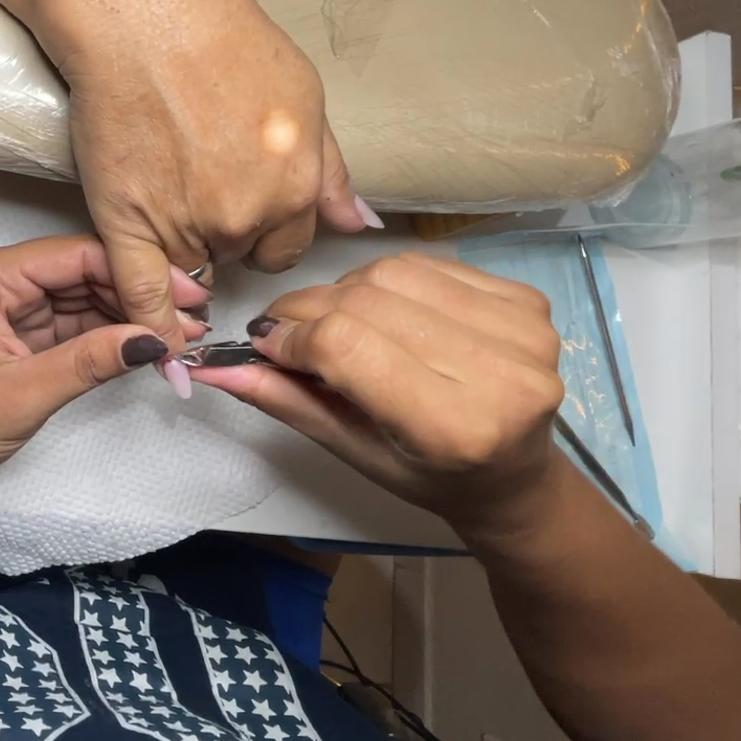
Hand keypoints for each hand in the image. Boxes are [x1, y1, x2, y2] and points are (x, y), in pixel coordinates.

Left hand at [0, 236, 209, 506]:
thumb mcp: (26, 392)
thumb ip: (90, 361)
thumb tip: (155, 340)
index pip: (77, 255)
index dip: (135, 272)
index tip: (184, 295)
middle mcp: (6, 279)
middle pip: (86, 272)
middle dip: (138, 296)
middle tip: (194, 319)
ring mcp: (18, 305)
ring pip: (87, 297)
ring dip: (131, 317)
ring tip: (182, 337)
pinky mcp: (27, 332)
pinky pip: (77, 323)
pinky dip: (111, 337)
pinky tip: (148, 347)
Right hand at [58, 0, 375, 352]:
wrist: (143, 19)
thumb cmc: (221, 42)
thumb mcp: (303, 97)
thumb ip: (329, 170)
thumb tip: (361, 224)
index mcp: (296, 188)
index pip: (288, 249)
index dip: (265, 232)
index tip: (244, 215)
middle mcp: (247, 217)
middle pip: (240, 259)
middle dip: (227, 234)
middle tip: (197, 182)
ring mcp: (186, 226)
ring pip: (194, 268)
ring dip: (185, 247)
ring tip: (163, 187)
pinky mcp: (129, 227)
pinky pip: (144, 297)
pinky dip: (153, 328)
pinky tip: (162, 358)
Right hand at [188, 253, 566, 532]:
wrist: (512, 477)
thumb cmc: (424, 475)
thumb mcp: (347, 449)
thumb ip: (282, 399)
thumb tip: (211, 365)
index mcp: (454, 428)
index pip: (346, 346)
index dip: (292, 337)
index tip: (267, 345)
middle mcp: (502, 375)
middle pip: (365, 301)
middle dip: (307, 309)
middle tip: (286, 330)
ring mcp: (524, 332)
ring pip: (390, 272)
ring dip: (344, 291)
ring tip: (338, 323)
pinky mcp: (529, 302)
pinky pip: (425, 264)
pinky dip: (384, 281)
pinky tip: (383, 312)